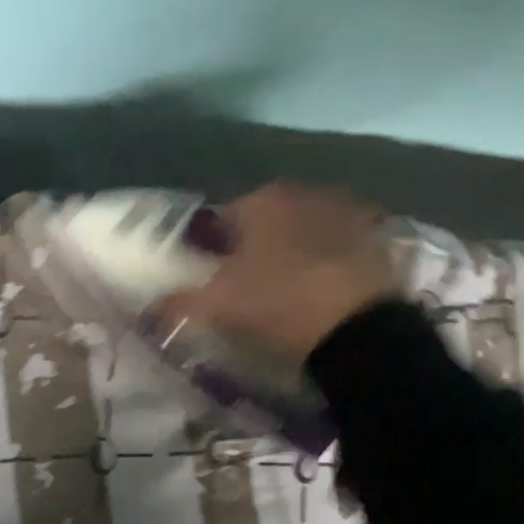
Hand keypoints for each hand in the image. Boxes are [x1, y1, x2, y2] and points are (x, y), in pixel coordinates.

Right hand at [162, 183, 397, 361]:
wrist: (361, 330)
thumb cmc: (277, 304)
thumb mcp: (214, 307)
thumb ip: (174, 303)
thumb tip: (146, 307)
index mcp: (260, 199)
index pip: (216, 221)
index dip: (205, 254)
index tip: (203, 283)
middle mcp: (303, 193)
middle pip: (261, 225)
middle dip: (248, 253)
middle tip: (239, 294)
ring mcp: (346, 213)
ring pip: (299, 236)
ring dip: (286, 258)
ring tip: (279, 298)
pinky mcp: (377, 241)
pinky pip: (333, 252)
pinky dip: (321, 269)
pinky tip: (315, 300)